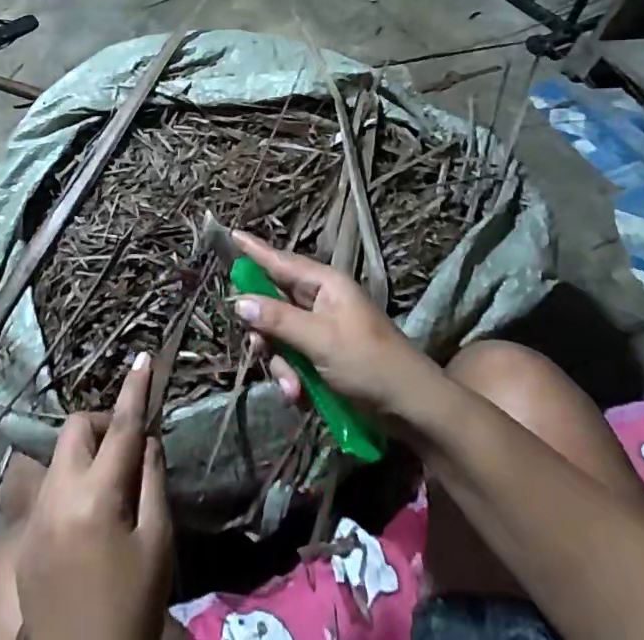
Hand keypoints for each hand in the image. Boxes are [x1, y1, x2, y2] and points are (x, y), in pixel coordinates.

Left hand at [16, 351, 173, 639]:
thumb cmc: (132, 606)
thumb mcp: (158, 544)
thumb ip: (153, 482)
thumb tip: (147, 439)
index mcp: (96, 495)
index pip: (121, 427)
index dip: (135, 389)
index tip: (144, 357)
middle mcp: (58, 493)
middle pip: (76, 429)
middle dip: (103, 423)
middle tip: (129, 447)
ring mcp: (35, 514)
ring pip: (59, 455)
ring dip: (87, 452)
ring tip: (112, 481)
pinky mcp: (24, 535)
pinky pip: (48, 486)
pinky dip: (71, 481)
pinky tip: (89, 514)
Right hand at [231, 230, 445, 419]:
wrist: (412, 409)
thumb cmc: (370, 364)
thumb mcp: (320, 340)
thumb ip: (277, 319)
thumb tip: (238, 301)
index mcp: (325, 285)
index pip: (281, 261)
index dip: (254, 250)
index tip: (231, 234)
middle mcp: (321, 302)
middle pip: (272, 305)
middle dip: (266, 334)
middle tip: (261, 350)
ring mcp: (322, 330)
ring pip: (279, 337)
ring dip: (281, 364)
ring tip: (294, 391)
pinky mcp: (324, 356)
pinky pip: (293, 358)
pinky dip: (293, 378)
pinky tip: (301, 398)